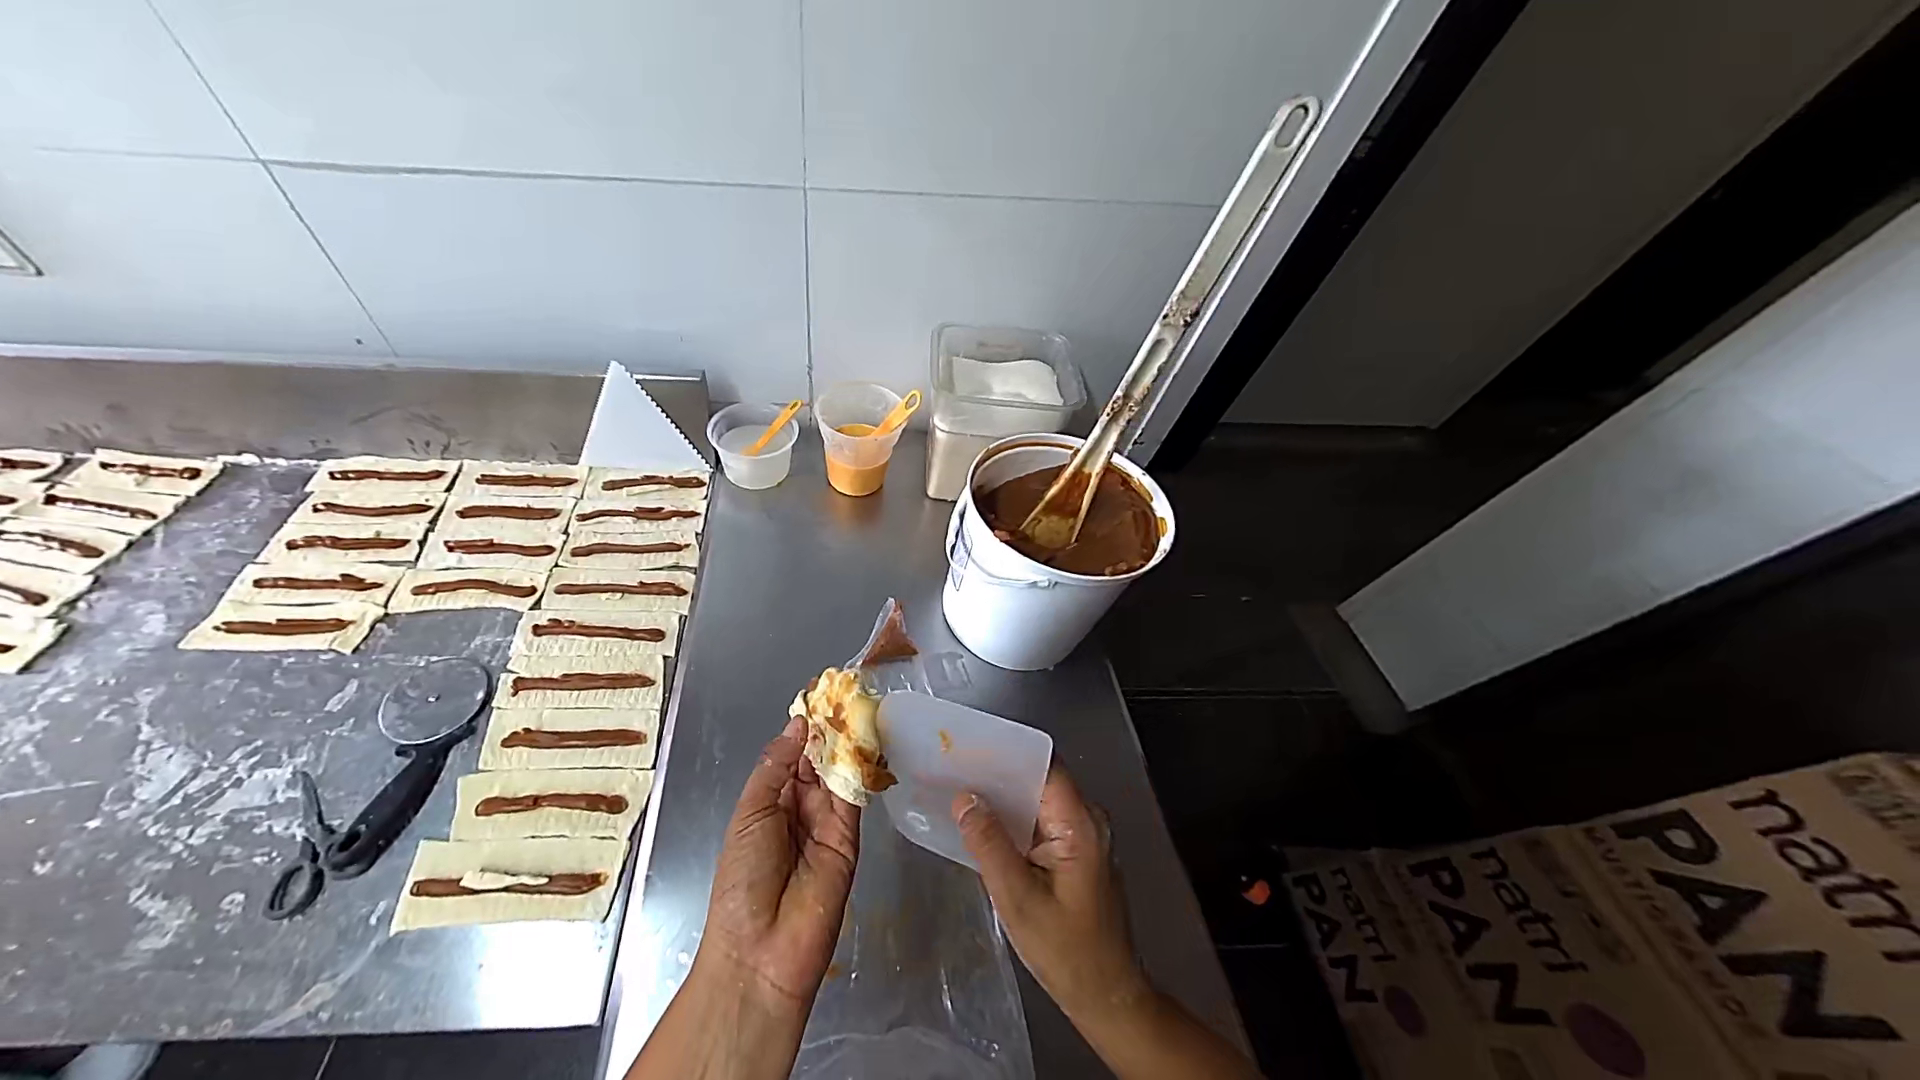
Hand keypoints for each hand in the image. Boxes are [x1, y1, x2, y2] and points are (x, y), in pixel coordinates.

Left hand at [703, 714, 860, 1006]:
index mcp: (770, 800)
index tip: (819, 692)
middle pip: (819, 759)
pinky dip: (861, 770)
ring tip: (858, 708)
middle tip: (846, 693)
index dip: (804, 725)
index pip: (792, 754)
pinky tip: (866, 743)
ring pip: (840, 773)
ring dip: (847, 744)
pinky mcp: (850, 837)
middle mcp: (800, 806)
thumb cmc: (741, 882)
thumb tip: (798, 724)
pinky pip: (855, 797)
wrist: (761, 951)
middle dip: (830, 728)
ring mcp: (827, 822)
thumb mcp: (749, 814)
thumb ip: (776, 767)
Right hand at [952, 766, 1147, 1023]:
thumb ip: (989, 844)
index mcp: (1079, 823)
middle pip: (1039, 777)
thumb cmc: (1066, 951)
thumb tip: (964, 798)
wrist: (1106, 996)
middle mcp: (1086, 819)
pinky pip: (1040, 819)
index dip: (1006, 752)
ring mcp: (1083, 834)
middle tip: (953, 769)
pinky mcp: (1075, 850)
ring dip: (1002, 795)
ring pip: (1038, 798)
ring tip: (959, 790)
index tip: (968, 748)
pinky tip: (981, 823)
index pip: (1043, 764)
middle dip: (997, 772)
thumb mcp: (1018, 900)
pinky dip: (1012, 817)